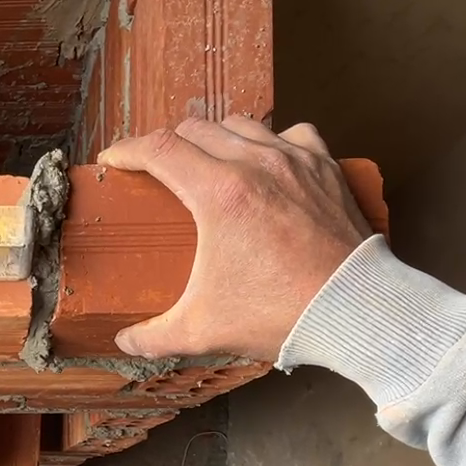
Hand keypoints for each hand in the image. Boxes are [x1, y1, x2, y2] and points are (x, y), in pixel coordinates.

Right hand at [98, 117, 370, 360]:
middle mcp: (256, 163)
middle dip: (166, 145)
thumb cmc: (275, 314)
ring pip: (241, 124)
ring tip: (205, 163)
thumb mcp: (200, 330)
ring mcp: (295, 160)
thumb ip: (152, 337)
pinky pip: (290, 133)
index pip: (159, 149)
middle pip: (196, 129)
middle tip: (155, 170)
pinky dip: (268, 142)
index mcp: (218, 194)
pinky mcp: (325, 167)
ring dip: (214, 138)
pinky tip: (264, 164)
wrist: (352, 310)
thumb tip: (124, 341)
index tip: (113, 159)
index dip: (126, 150)